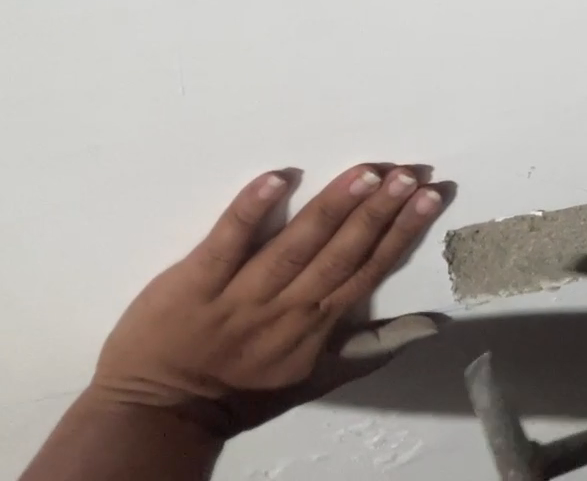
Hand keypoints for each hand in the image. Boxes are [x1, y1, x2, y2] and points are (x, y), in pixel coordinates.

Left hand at [88, 164, 448, 436]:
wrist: (155, 415)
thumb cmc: (242, 391)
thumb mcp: (315, 380)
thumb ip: (370, 348)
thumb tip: (431, 326)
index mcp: (318, 324)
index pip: (370, 268)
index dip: (403, 231)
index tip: (431, 195)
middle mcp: (287, 306)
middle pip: (342, 252)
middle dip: (379, 211)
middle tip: (410, 174)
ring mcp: (240, 294)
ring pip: (295, 244)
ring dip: (333, 206)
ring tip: (367, 172)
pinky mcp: (194, 282)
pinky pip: (226, 242)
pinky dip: (251, 210)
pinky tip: (278, 177)